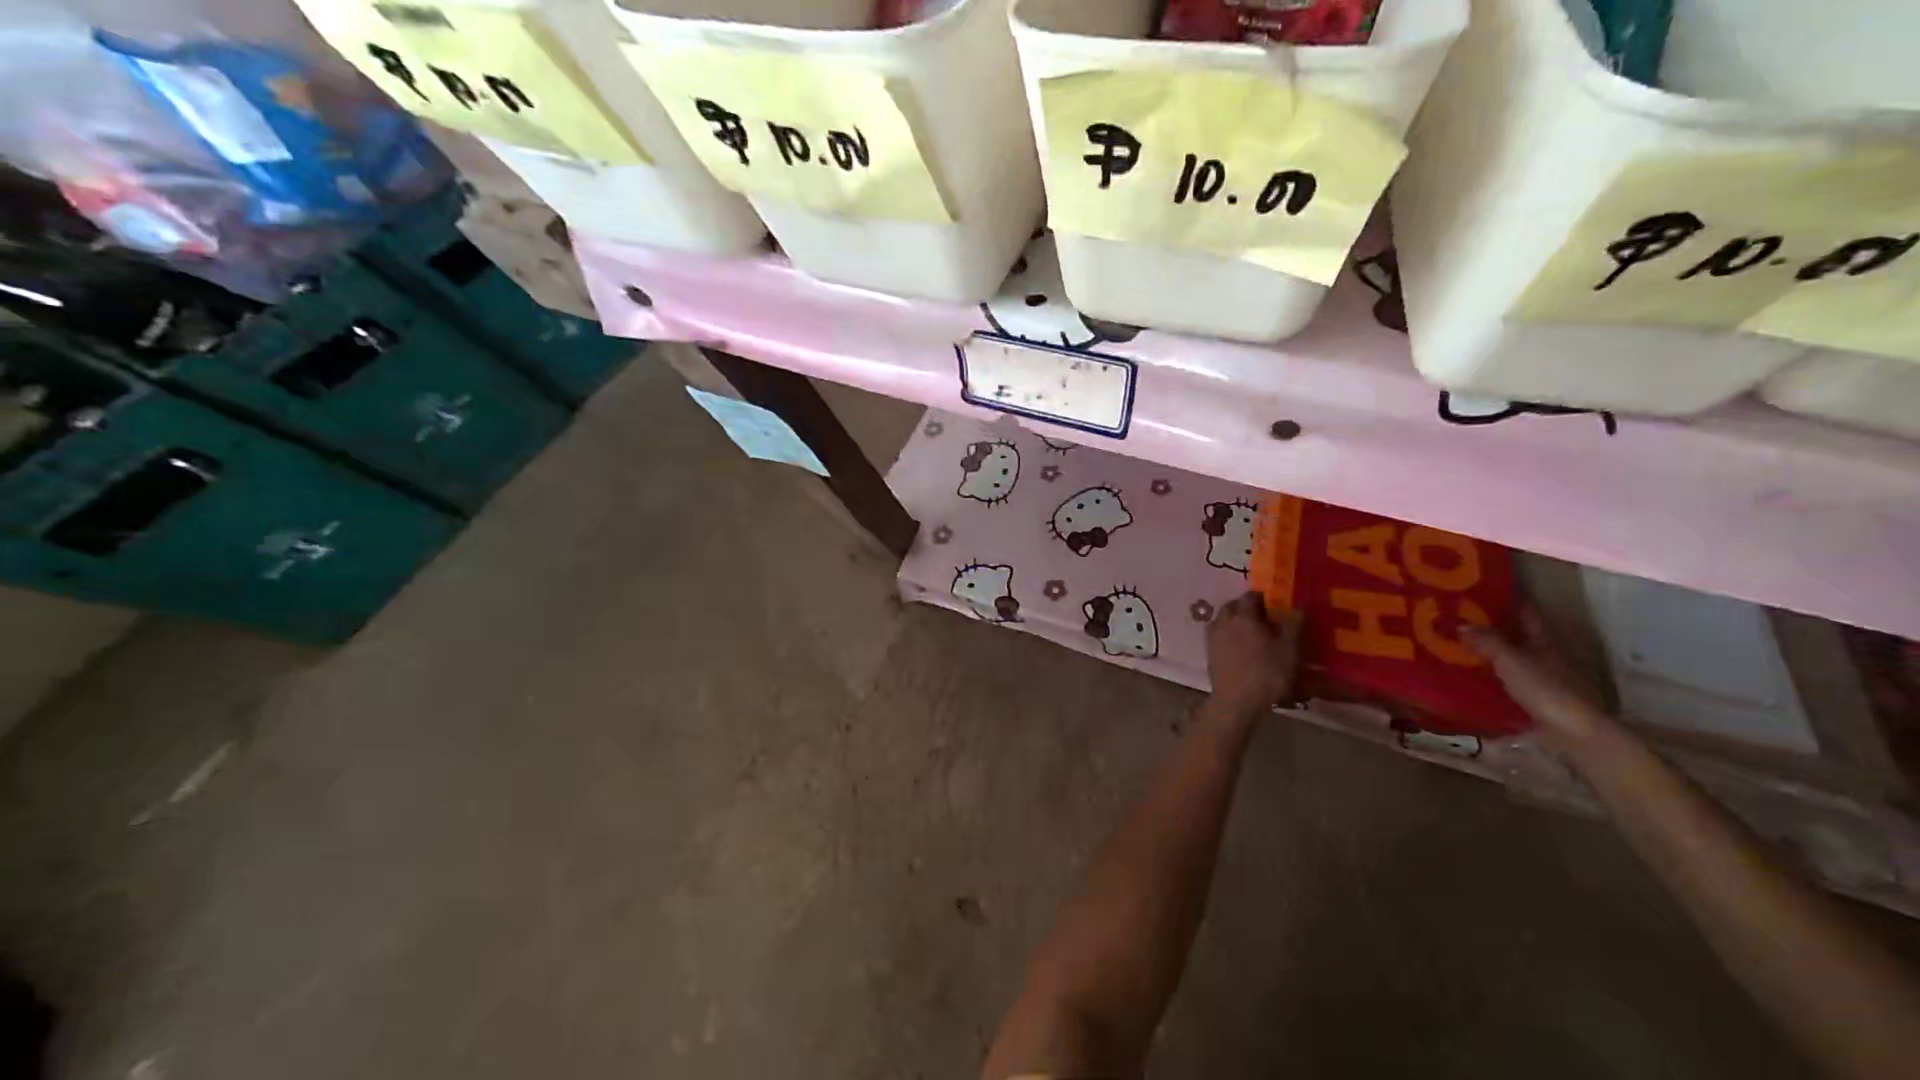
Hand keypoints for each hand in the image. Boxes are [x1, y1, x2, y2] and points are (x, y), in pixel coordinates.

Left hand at [1206, 593, 1302, 715]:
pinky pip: (1219, 634)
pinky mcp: (1209, 651)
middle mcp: (1224, 621)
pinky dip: (1229, 634)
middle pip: (1234, 606)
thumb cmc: (1267, 674)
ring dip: (1237, 620)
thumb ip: (1292, 626)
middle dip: (1248, 607)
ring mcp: (1213, 636)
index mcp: (1243, 616)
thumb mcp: (1289, 650)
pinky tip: (1241, 646)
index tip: (1275, 603)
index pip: (1250, 596)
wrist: (1236, 701)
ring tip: (1254, 632)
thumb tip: (1296, 609)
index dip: (1263, 597)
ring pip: (1224, 619)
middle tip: (1265, 617)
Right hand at [1463, 611, 1611, 743]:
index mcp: (1543, 640)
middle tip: (1461, 618)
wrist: (1572, 732)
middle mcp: (1545, 654)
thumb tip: (1460, 624)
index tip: (1482, 592)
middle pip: (1518, 634)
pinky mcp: (1536, 697)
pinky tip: (1472, 674)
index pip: (1526, 612)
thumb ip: (1486, 642)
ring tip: (1459, 644)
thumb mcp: (1510, 661)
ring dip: (1491, 650)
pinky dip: (1492, 673)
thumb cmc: (1544, 689)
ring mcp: (1542, 677)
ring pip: (1513, 656)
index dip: (1508, 600)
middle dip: (1494, 625)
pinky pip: (1508, 677)